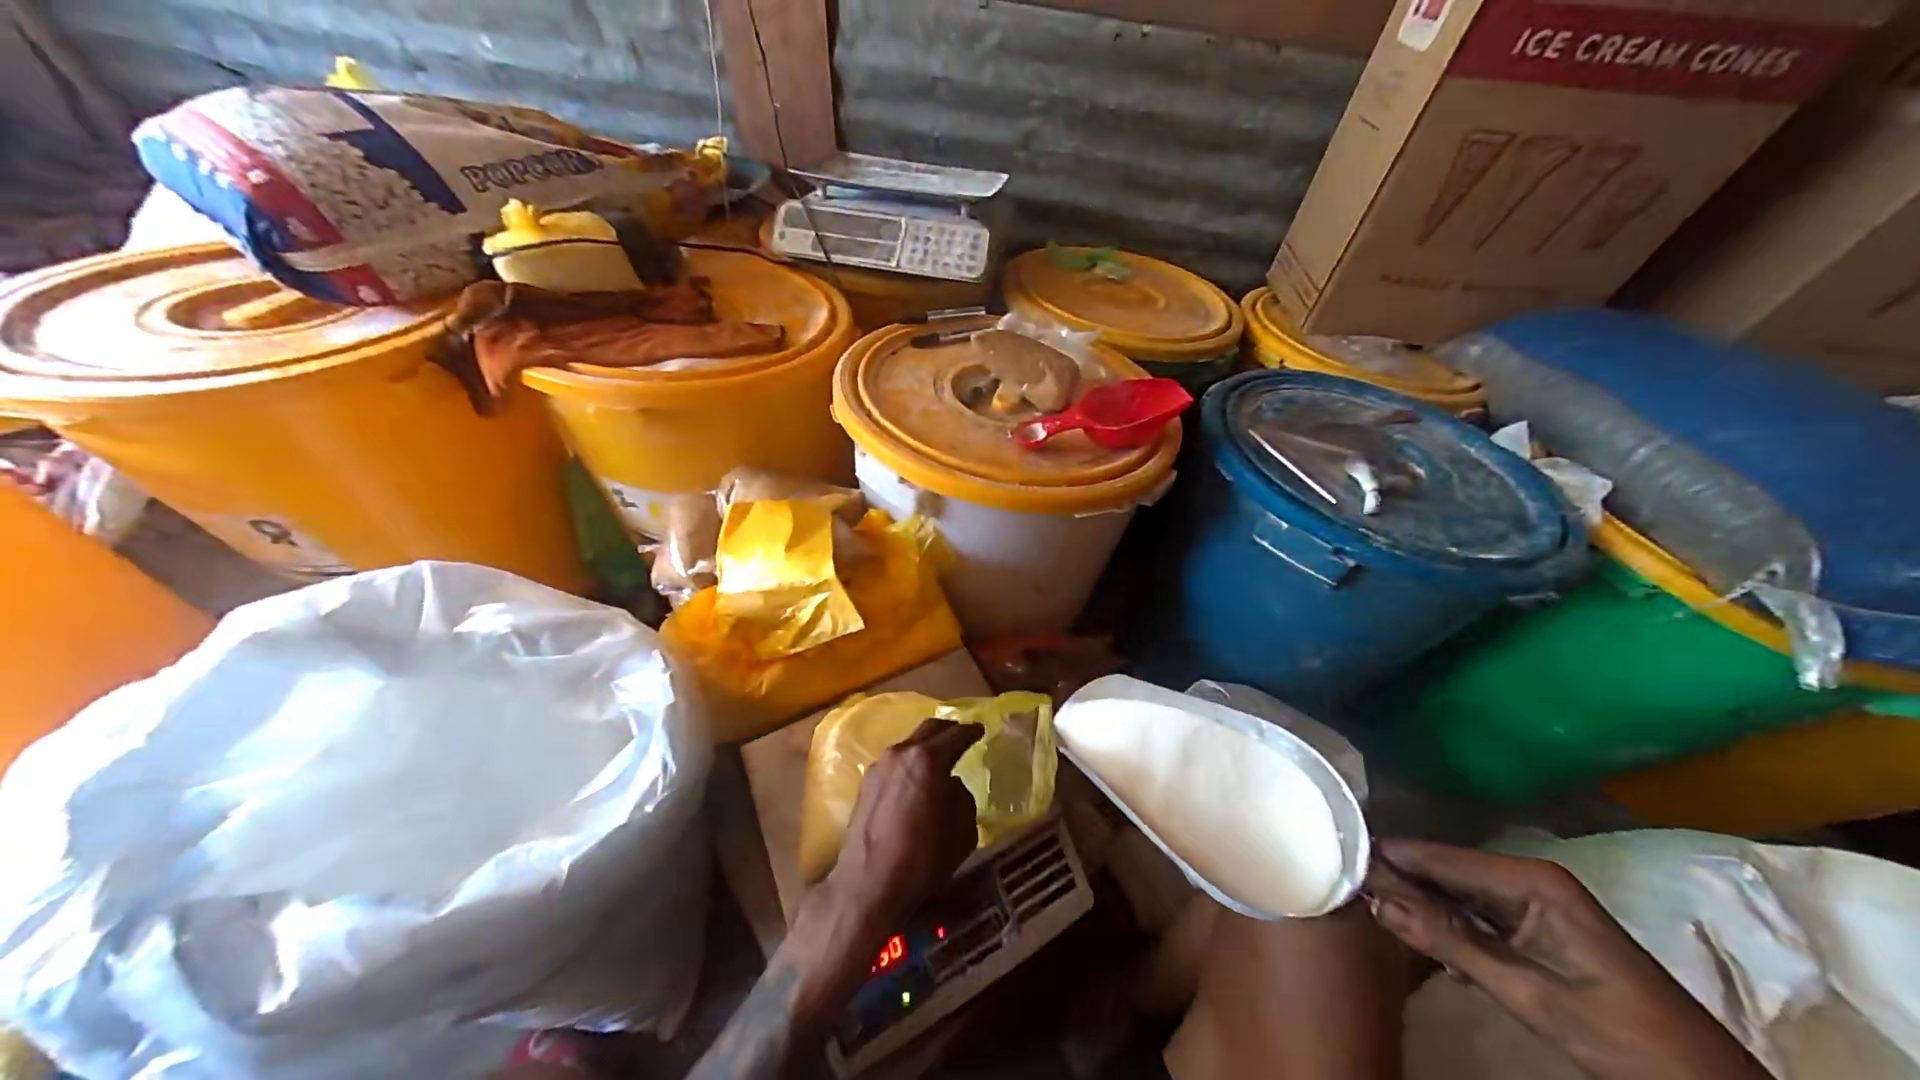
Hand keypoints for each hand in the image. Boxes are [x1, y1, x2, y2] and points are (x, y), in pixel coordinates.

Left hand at [822, 717, 983, 926]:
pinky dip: (909, 762)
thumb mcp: (962, 832)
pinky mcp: (866, 783)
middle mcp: (901, 754)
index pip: (956, 735)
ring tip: (938, 757)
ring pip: (909, 744)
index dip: (972, 732)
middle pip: (929, 729)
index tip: (980, 729)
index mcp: (928, 760)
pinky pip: (895, 762)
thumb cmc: (923, 859)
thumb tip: (951, 785)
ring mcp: (880, 766)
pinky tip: (915, 778)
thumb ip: (962, 798)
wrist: (869, 884)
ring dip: (926, 746)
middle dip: (948, 730)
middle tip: (961, 734)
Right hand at [1364, 839, 1769, 1079]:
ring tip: (1368, 910)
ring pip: (1455, 892)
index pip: (1436, 856)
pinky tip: (1421, 939)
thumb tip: (1375, 900)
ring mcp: (1534, 902)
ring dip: (1418, 904)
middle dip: (1397, 881)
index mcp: (1528, 880)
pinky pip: (1475, 914)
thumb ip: (1449, 942)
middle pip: (1443, 870)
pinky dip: (1446, 925)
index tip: (1334, 858)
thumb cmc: (1621, 1034)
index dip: (1386, 858)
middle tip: (1343, 888)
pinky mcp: (1537, 927)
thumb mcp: (1528, 992)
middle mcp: (1527, 878)